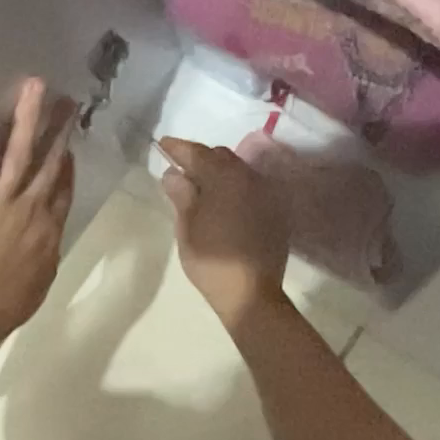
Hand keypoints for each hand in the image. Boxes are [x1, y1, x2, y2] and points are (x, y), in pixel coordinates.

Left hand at [0, 78, 74, 347]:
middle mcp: (32, 208)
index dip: (67, 165)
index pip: (63, 190)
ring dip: (28, 117)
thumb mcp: (41, 281)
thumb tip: (47, 240)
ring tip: (34, 86)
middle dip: (59, 130)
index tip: (68, 146)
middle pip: (50, 163)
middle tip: (67, 101)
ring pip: (19, 152)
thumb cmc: (7, 306)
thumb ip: (45, 254)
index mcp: (50, 231)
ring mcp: (2, 201)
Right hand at [158, 136, 290, 328]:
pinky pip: (252, 188)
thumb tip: (174, 174)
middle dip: (201, 159)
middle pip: (222, 157)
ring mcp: (267, 193)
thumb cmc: (212, 262)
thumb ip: (181, 195)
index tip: (163, 146)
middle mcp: (250, 178)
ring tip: (203, 187)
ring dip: (220, 173)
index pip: (198, 153)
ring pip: (240, 171)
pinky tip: (225, 203)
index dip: (178, 148)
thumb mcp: (187, 229)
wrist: (252, 294)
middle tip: (182, 171)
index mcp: (225, 178)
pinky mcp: (277, 210)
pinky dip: (236, 188)